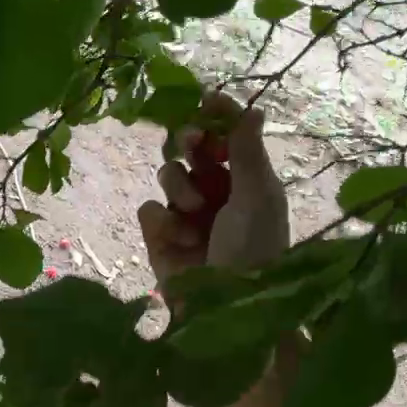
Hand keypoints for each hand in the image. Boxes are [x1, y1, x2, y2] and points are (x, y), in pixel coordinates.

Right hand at [137, 93, 289, 283]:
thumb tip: (254, 108)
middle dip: (189, 141)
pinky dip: (163, 221)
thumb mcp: (258, 196)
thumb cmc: (254, 248)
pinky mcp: (158, 234)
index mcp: (245, 179)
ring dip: (179, 187)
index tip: (207, 100)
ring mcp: (183, 212)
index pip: (226, 136)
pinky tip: (181, 240)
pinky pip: (148, 208)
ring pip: (166, 174)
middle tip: (192, 140)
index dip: (216, 117)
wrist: (224, 306)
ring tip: (194, 212)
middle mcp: (214, 190)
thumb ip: (248, 151)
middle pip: (189, 148)